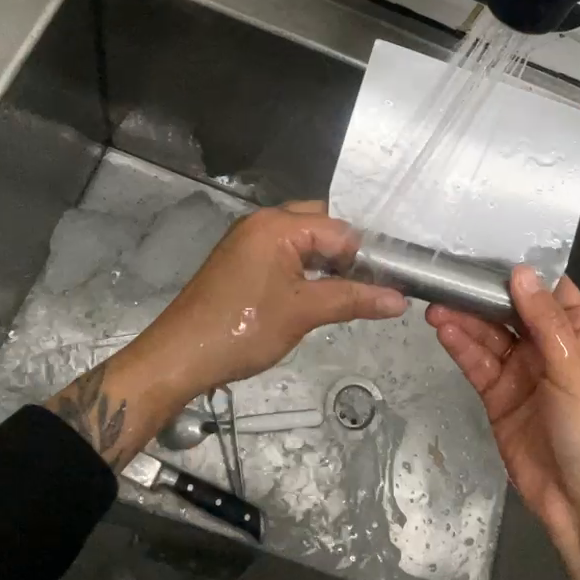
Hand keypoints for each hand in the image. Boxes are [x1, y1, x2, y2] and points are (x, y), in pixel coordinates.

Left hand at [137, 200, 405, 392]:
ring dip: (325, 261)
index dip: (364, 255)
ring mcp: (248, 240)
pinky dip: (303, 268)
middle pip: (320, 224)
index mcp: (277, 225)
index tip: (387, 282)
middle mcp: (262, 222)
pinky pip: (283, 252)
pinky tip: (316, 294)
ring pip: (302, 239)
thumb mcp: (304, 313)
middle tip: (368, 285)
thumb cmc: (242, 329)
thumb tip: (399, 299)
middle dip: (345, 253)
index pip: (339, 228)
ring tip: (348, 292)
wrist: (180, 356)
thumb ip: (353, 299)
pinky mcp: (241, 259)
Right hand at [429, 267, 579, 579]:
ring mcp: (523, 374)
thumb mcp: (575, 372)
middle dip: (485, 293)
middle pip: (513, 311)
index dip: (526, 271)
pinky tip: (444, 329)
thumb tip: (521, 271)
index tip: (492, 245)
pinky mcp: (499, 398)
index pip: (553, 292)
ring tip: (436, 302)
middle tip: (449, 273)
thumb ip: (545, 321)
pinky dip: (461, 346)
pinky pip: (478, 364)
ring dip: (466, 319)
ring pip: (490, 335)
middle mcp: (551, 350)